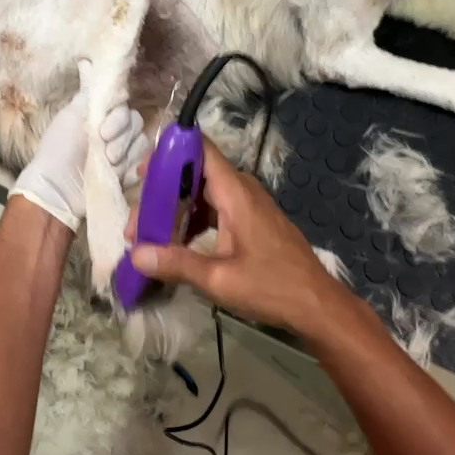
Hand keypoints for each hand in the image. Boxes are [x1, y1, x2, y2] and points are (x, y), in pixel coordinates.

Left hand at [8, 63, 150, 230]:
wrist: (58, 188)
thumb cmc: (59, 148)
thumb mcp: (71, 115)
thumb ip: (88, 93)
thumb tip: (88, 61)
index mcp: (101, 116)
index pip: (126, 108)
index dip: (119, 119)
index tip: (103, 131)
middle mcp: (114, 132)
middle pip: (137, 125)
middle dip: (122, 139)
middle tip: (105, 151)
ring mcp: (122, 155)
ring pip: (141, 145)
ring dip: (125, 155)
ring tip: (107, 165)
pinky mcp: (126, 175)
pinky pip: (141, 167)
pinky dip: (129, 172)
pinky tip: (115, 177)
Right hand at [130, 141, 346, 336]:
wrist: (318, 305)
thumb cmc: (271, 287)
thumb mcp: (218, 279)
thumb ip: (176, 263)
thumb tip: (136, 255)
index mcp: (234, 191)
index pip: (199, 149)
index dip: (168, 153)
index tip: (142, 175)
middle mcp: (241, 189)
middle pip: (194, 174)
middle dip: (162, 194)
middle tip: (137, 225)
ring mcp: (248, 204)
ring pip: (203, 193)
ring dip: (176, 211)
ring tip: (152, 239)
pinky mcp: (252, 220)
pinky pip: (215, 208)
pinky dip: (194, 221)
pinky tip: (179, 246)